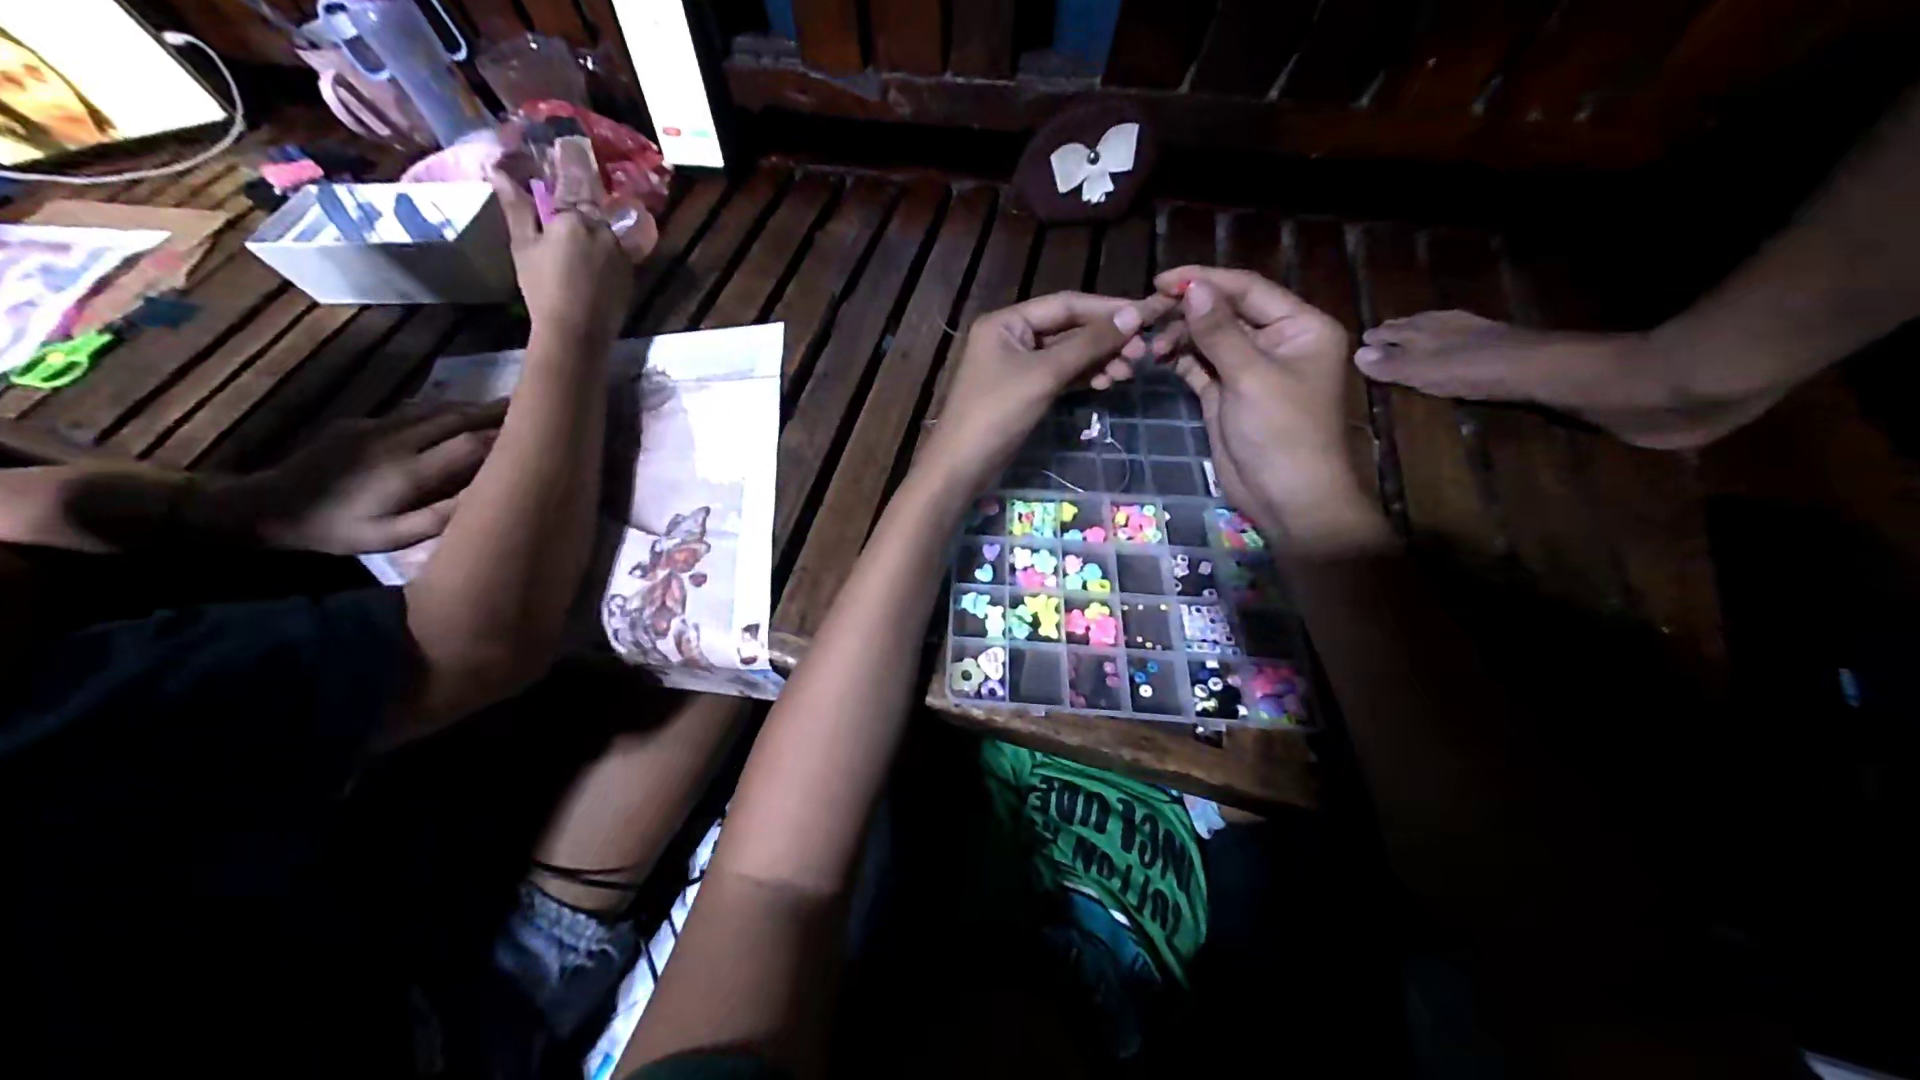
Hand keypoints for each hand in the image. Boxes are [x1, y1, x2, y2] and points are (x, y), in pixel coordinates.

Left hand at [216, 402, 506, 554]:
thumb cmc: (335, 530)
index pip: (470, 445)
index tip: (538, 432)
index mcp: (408, 472)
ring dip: (475, 407)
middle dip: (498, 412)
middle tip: (534, 406)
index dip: (506, 436)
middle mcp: (397, 440)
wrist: (265, 506)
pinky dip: (447, 410)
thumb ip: (440, 517)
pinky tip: (460, 414)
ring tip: (506, 406)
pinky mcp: (362, 423)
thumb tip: (488, 496)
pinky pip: (415, 412)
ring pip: (438, 410)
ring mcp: (377, 427)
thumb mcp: (389, 538)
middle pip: (458, 418)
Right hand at [491, 166, 632, 342]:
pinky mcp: (631, 275)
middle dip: (577, 213)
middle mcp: (605, 231)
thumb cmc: (543, 287)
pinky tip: (589, 268)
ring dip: (592, 236)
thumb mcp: (523, 245)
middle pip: (591, 212)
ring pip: (605, 234)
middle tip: (562, 225)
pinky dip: (604, 256)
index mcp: (577, 217)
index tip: (560, 165)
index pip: (571, 186)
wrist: (577, 331)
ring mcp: (622, 253)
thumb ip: (516, 207)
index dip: (564, 177)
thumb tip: (497, 171)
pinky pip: (616, 255)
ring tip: (574, 251)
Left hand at [918, 291, 1172, 494]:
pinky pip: (1060, 375)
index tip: (1146, 315)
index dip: (1107, 309)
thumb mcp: (1045, 374)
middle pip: (1068, 328)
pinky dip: (1084, 377)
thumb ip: (1089, 343)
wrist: (962, 466)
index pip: (1065, 304)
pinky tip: (1108, 382)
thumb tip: (1134, 314)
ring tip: (1128, 373)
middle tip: (1142, 354)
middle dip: (1105, 340)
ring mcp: (1017, 365)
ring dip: (1099, 360)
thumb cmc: (997, 413)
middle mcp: (1011, 336)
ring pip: (1067, 354)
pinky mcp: (1024, 391)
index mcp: (1007, 321)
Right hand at [1151, 266, 1390, 554]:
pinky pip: (1200, 365)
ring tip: (1149, 344)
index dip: (1205, 281)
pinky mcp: (1227, 393)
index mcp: (1300, 326)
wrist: (1287, 497)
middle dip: (1186, 311)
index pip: (1248, 289)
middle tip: (1145, 314)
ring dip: (1179, 336)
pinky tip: (1155, 356)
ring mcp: (1250, 367)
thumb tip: (1191, 287)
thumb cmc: (1282, 433)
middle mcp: (1277, 340)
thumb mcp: (1251, 376)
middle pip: (1225, 311)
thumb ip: (1219, 330)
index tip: (1162, 281)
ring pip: (1209, 338)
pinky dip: (1179, 359)